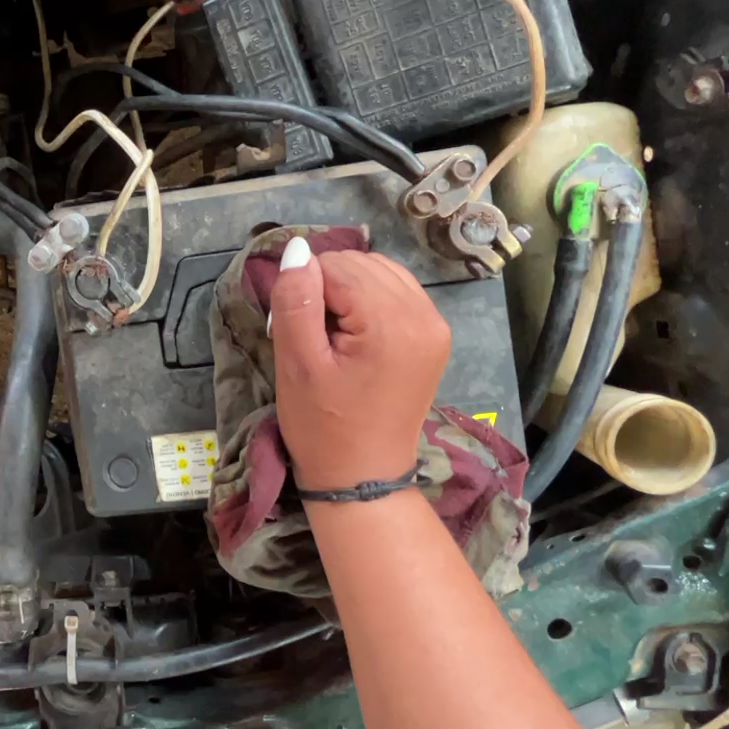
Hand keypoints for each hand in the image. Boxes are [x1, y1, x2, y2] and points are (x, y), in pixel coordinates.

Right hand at [270, 240, 450, 490]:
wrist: (361, 478)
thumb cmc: (322, 425)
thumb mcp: (296, 364)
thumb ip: (294, 302)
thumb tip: (296, 250)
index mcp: (392, 324)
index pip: (335, 266)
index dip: (304, 290)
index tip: (295, 333)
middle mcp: (424, 316)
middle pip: (359, 264)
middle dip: (325, 287)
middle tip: (309, 336)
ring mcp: (434, 325)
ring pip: (377, 271)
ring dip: (345, 291)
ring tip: (329, 335)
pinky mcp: (433, 335)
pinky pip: (394, 290)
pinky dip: (366, 299)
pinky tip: (352, 333)